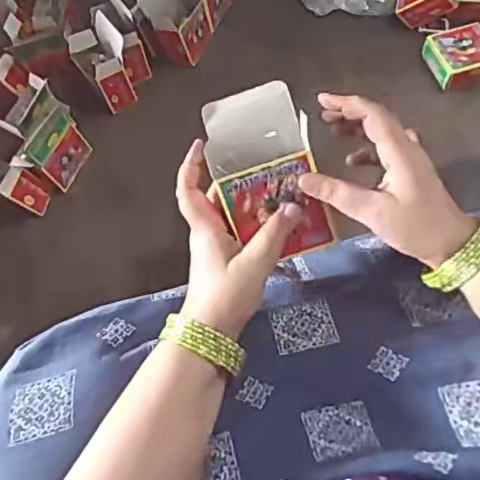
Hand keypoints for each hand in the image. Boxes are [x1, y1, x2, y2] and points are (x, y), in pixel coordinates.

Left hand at [174, 139, 302, 337]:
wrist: (211, 333)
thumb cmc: (224, 296)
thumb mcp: (254, 263)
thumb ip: (274, 234)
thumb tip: (292, 207)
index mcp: (204, 227)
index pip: (187, 189)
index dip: (190, 165)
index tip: (201, 146)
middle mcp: (206, 233)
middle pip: (215, 198)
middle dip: (234, 182)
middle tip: (259, 171)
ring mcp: (215, 248)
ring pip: (229, 216)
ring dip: (249, 205)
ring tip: (275, 195)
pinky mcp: (226, 261)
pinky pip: (239, 233)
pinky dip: (255, 226)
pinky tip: (277, 227)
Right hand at [297, 94, 476, 266]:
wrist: (452, 243)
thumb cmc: (416, 227)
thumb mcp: (372, 212)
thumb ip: (337, 193)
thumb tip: (304, 179)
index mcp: (399, 152)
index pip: (373, 115)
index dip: (346, 104)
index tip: (322, 101)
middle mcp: (407, 148)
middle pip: (378, 117)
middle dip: (349, 111)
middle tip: (323, 113)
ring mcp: (412, 158)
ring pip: (383, 131)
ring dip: (357, 127)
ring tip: (333, 129)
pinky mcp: (412, 170)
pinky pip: (387, 147)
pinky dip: (367, 146)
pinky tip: (352, 160)